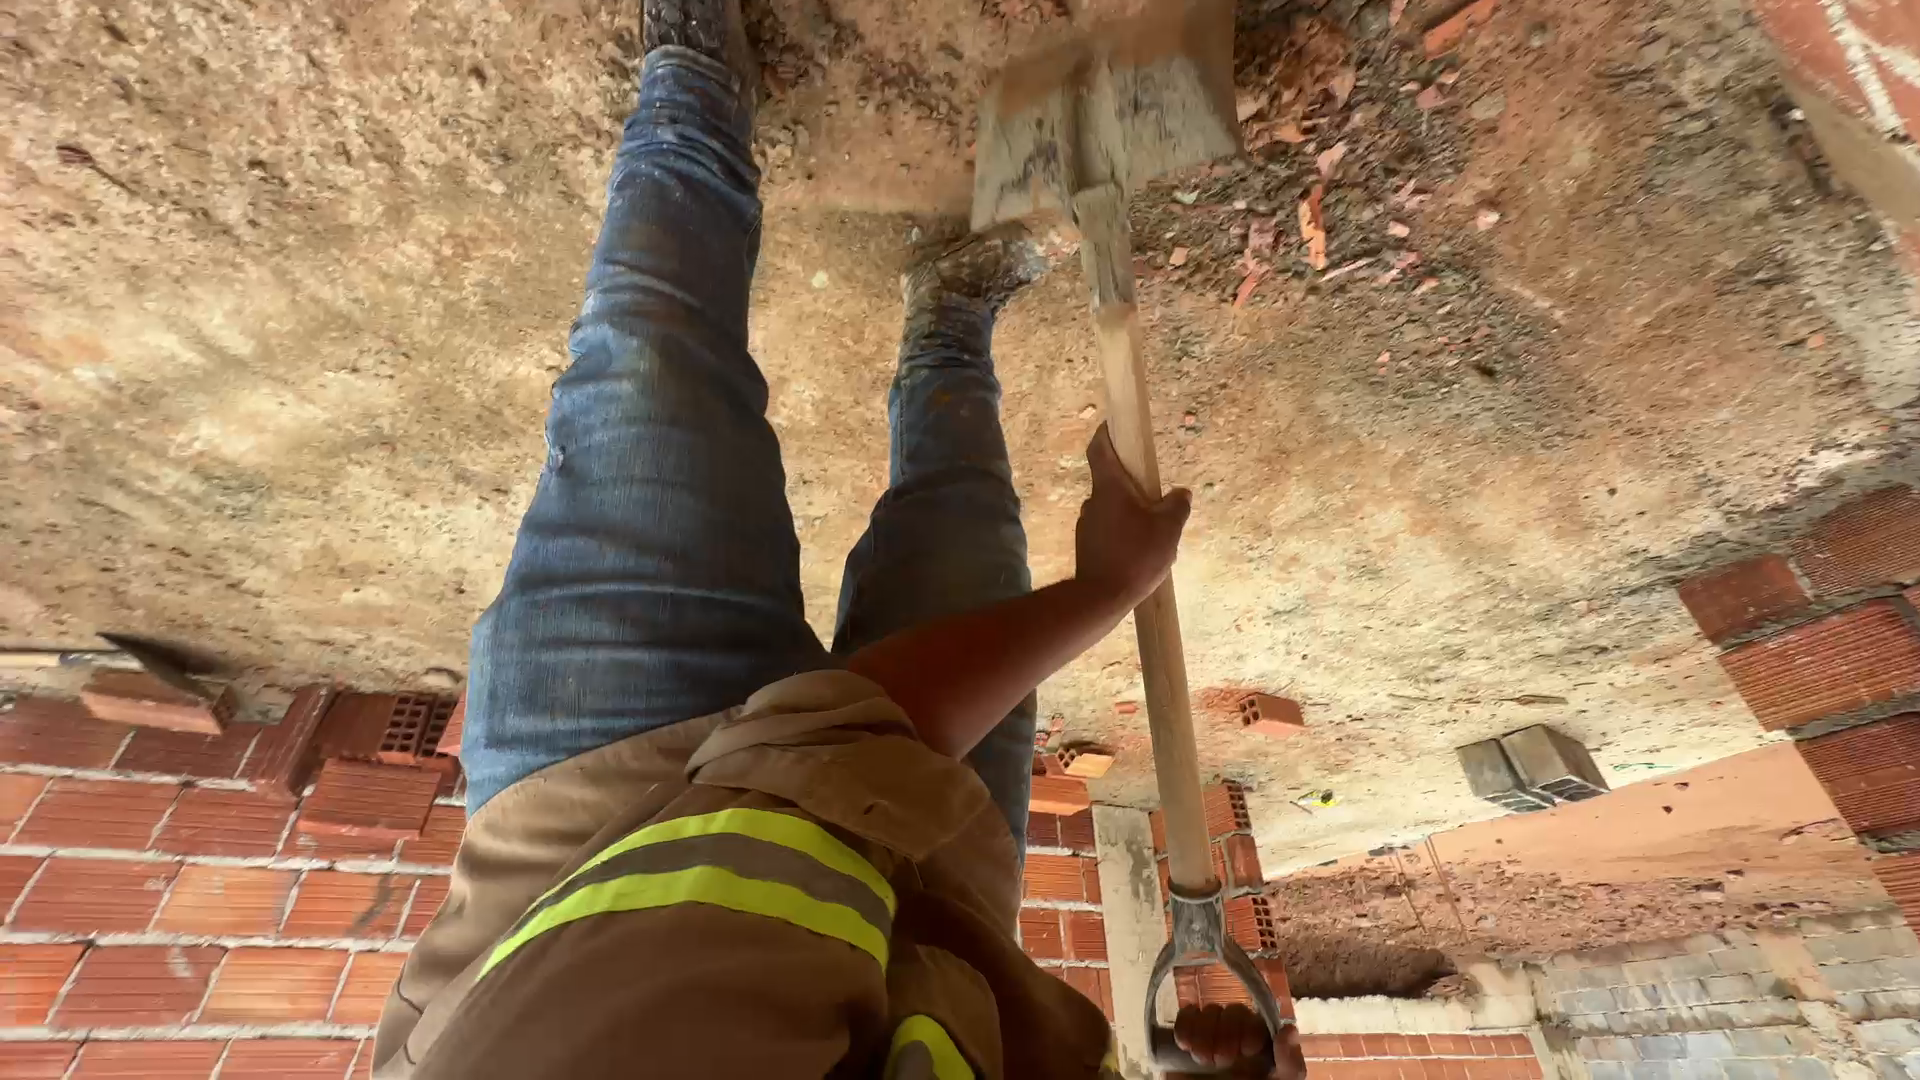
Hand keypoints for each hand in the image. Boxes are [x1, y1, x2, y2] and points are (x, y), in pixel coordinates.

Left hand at [1074, 423, 1191, 606]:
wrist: (1101, 597)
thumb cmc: (1135, 556)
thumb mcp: (1168, 529)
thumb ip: (1177, 506)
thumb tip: (1181, 493)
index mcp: (1109, 488)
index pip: (1100, 450)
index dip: (1105, 433)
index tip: (1112, 425)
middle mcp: (1093, 501)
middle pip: (1112, 481)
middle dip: (1133, 485)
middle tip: (1157, 498)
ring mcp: (1086, 524)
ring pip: (1112, 508)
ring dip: (1131, 513)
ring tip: (1154, 533)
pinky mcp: (1087, 545)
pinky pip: (1108, 529)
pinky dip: (1124, 532)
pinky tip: (1141, 552)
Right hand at [1170, 1005, 1307, 1078]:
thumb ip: (1289, 1065)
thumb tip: (1289, 1029)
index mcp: (1262, 1047)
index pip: (1257, 1019)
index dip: (1249, 1029)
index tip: (1247, 1050)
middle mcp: (1238, 1037)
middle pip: (1232, 1012)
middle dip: (1225, 1033)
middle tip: (1222, 1060)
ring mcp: (1211, 1034)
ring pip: (1209, 1011)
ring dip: (1203, 1033)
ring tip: (1203, 1060)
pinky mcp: (1188, 1035)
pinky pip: (1186, 1015)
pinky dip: (1184, 1025)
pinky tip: (1185, 1046)